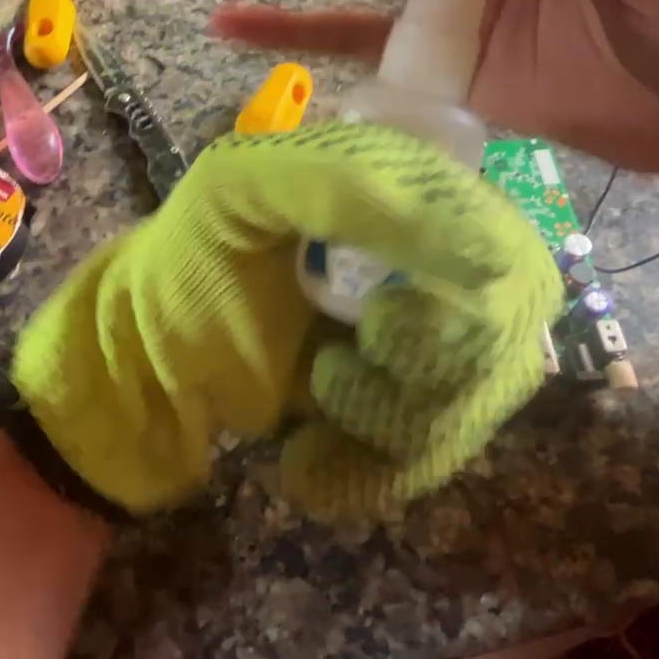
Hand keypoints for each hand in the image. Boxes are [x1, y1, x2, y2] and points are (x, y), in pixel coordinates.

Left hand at [10, 123, 560, 518]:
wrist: (153, 349)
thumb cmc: (193, 255)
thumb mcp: (241, 189)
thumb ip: (343, 185)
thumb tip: (486, 250)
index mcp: (410, 193)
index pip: (503, 245)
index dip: (462, 294)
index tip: (381, 321)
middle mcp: (442, 263)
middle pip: (505, 336)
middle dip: (418, 367)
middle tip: (333, 365)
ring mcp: (433, 342)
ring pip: (476, 406)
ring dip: (386, 419)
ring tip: (313, 391)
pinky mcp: (408, 411)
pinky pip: (436, 459)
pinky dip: (369, 473)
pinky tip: (307, 462)